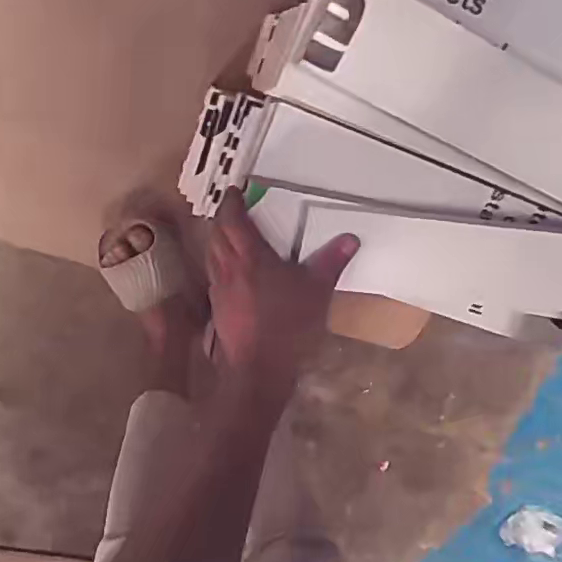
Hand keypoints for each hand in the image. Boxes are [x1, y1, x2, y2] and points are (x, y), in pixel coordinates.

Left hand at [206, 196, 357, 383]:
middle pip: (217, 234)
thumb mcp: (317, 290)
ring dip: (219, 241)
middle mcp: (227, 268)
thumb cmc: (288, 324)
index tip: (236, 192)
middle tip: (235, 212)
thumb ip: (331, 262)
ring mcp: (218, 289)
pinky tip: (235, 275)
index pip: (232, 219)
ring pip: (212, 255)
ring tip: (233, 238)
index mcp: (249, 257)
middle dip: (223, 219)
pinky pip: (215, 276)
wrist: (258, 368)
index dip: (232, 202)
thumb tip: (350, 239)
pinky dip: (221, 265)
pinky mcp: (218, 308)